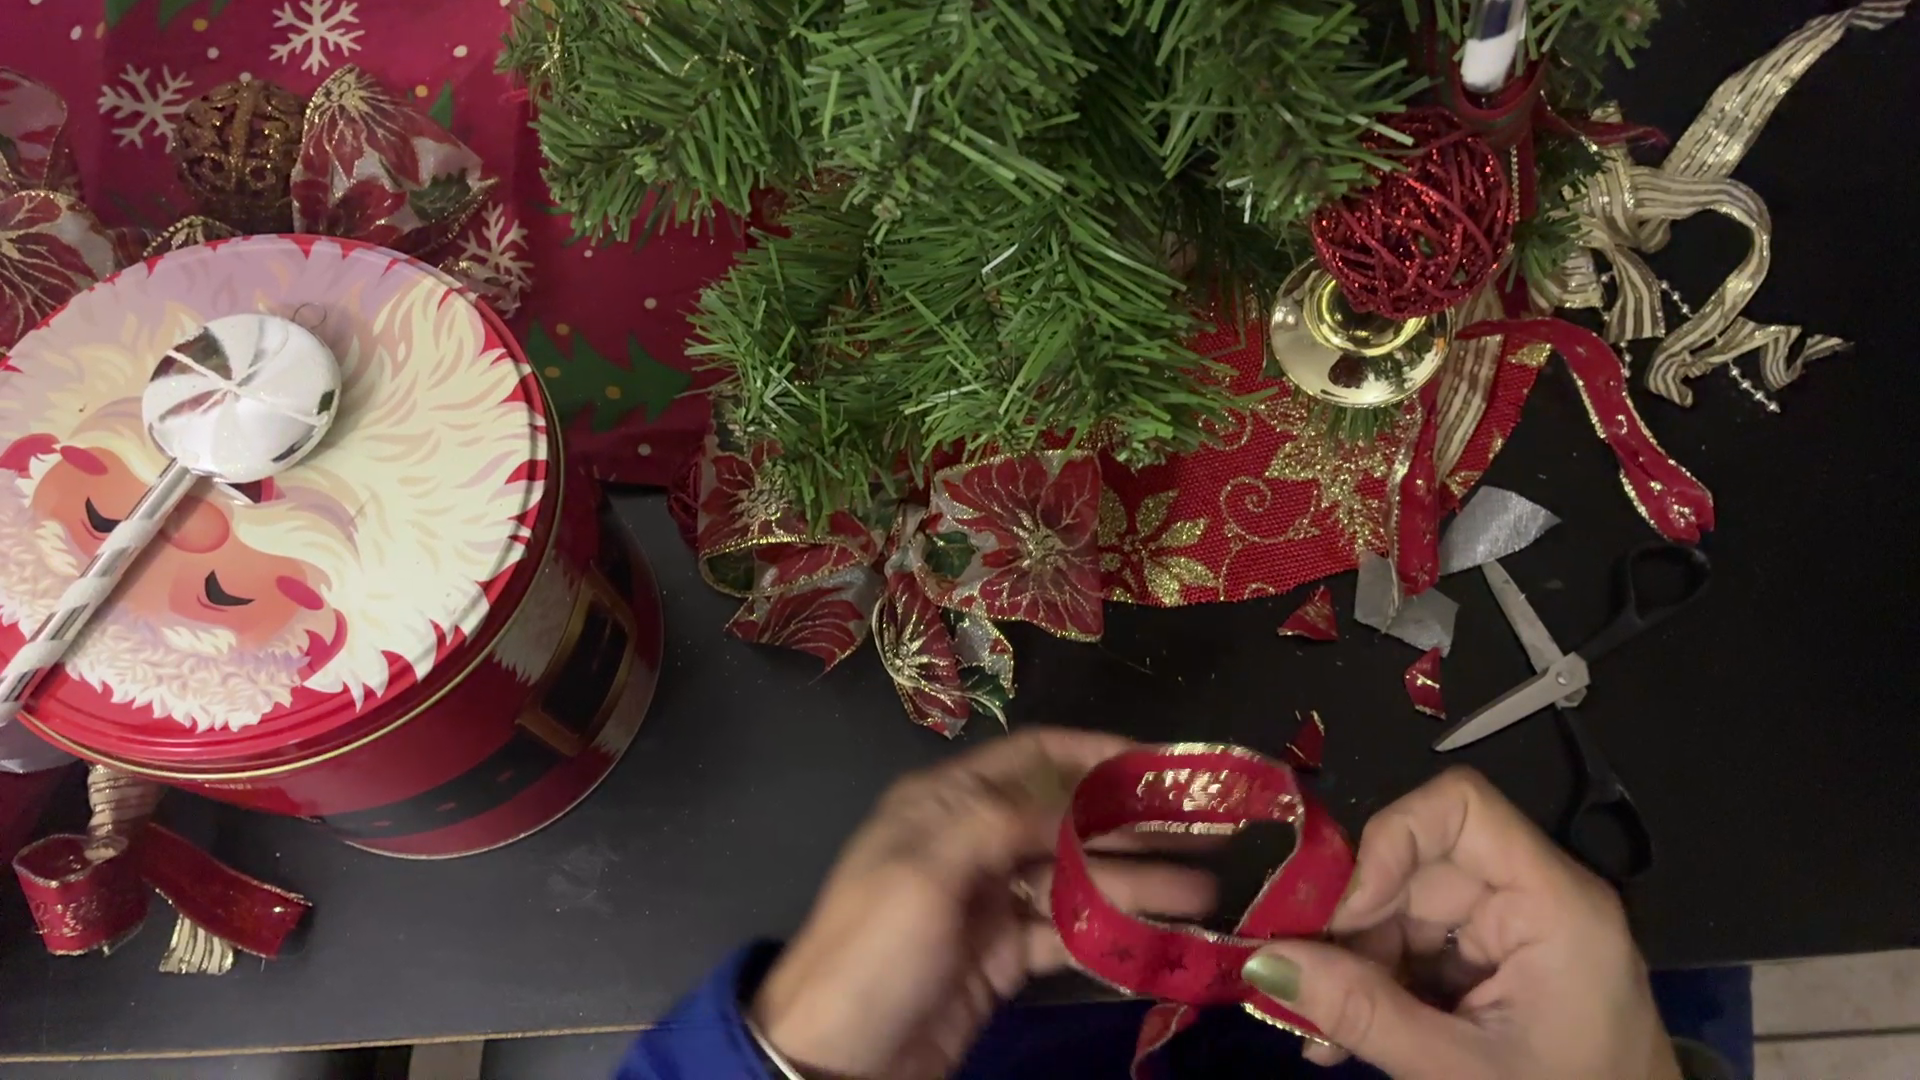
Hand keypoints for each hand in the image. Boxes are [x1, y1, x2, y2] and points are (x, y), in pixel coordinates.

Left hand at [749, 728, 1214, 1078]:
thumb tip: (1076, 803)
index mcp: (948, 802)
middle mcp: (974, 839)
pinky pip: (1066, 934)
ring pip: (1073, 878)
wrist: (832, 1062)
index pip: (1033, 757)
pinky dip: (1110, 934)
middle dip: (1130, 825)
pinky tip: (1158, 938)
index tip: (1160, 765)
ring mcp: (990, 900)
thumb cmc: (874, 948)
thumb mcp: (929, 868)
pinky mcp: (1001, 956)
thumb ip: (1004, 820)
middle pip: (1064, 818)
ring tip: (1202, 892)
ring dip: (1134, 882)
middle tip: (1202, 835)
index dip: (1095, 754)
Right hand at [1240, 767, 1681, 1079]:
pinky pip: (1406, 945)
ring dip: (1348, 962)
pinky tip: (1340, 1032)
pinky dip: (1368, 982)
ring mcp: (1505, 931)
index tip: (1347, 912)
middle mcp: (1528, 899)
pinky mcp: (1487, 963)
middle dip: (1350, 924)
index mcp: (1554, 905)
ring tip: (1318, 1028)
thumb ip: (1364, 1013)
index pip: (1460, 807)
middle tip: (1301, 979)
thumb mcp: (1467, 1075)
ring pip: (1395, 907)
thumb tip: (1260, 961)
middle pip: (1411, 865)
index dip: (1392, 837)